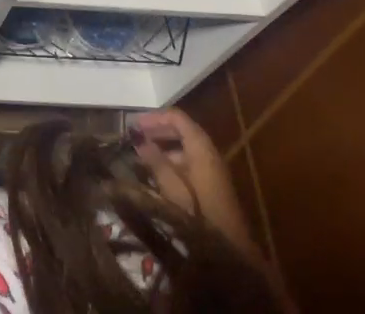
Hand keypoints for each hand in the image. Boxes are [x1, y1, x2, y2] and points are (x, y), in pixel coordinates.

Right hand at [133, 109, 236, 224]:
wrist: (230, 247)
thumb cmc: (199, 212)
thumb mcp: (172, 186)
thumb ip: (155, 161)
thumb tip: (139, 140)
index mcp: (201, 148)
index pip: (178, 118)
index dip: (155, 117)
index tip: (134, 124)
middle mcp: (208, 152)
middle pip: (182, 129)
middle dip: (157, 129)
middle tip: (135, 135)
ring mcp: (211, 167)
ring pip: (185, 146)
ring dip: (163, 146)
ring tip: (141, 153)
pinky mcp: (210, 182)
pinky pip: (188, 160)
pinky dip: (171, 159)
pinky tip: (156, 171)